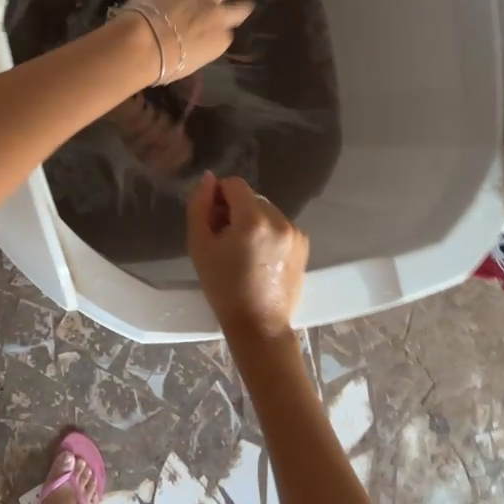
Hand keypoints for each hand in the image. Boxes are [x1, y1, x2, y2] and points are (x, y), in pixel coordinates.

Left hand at [122, 0, 253, 83]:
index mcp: (218, 42)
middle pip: (239, 9)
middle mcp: (219, 17)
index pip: (225, 36)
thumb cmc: (162, 64)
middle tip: (246, 3)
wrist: (146, 44)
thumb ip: (192, 52)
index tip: (212, 32)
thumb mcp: (183, 65)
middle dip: (241, 6)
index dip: (218, 32)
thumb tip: (183, 50)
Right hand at [187, 173, 309, 340]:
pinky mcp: (304, 244)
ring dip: (252, 221)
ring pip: (265, 210)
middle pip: (250, 197)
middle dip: (235, 210)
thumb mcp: (200, 245)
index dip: (218, 197)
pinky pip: (279, 225)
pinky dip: (268, 232)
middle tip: (225, 240)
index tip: (213, 221)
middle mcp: (280, 220)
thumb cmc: (223, 287)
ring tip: (243, 251)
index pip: (234, 184)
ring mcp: (296, 232)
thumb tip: (208, 178)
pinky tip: (260, 257)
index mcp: (253, 219)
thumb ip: (200, 206)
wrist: (259, 325)